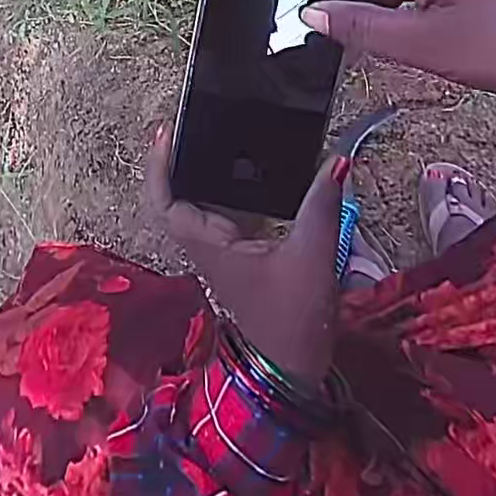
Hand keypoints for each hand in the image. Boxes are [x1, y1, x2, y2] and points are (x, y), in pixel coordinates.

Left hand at [142, 125, 340, 382]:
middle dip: (171, 160)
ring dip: (194, 172)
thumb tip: (337, 160)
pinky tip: (241, 169)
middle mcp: (205, 243)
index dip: (158, 165)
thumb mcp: (312, 257)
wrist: (292, 370)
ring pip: (194, 203)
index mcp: (208, 244)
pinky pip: (218, 212)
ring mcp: (218, 249)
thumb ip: (323, 206)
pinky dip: (221, 187)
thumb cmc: (295, 319)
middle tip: (187, 124)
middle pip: (172, 195)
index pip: (164, 200)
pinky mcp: (235, 253)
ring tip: (209, 135)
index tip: (166, 131)